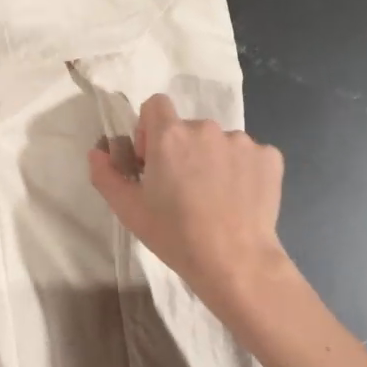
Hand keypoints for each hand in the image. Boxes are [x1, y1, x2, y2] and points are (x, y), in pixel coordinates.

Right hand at [88, 94, 292, 303]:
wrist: (234, 261)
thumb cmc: (174, 235)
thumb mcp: (128, 210)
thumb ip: (106, 175)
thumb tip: (96, 153)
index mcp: (169, 136)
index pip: (155, 105)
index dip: (149, 129)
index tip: (152, 161)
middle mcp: (206, 128)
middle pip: (188, 129)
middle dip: (182, 151)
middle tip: (182, 191)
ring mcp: (242, 141)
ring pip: (219, 143)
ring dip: (212, 161)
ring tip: (214, 200)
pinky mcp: (269, 157)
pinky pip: (249, 156)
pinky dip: (242, 172)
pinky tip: (238, 200)